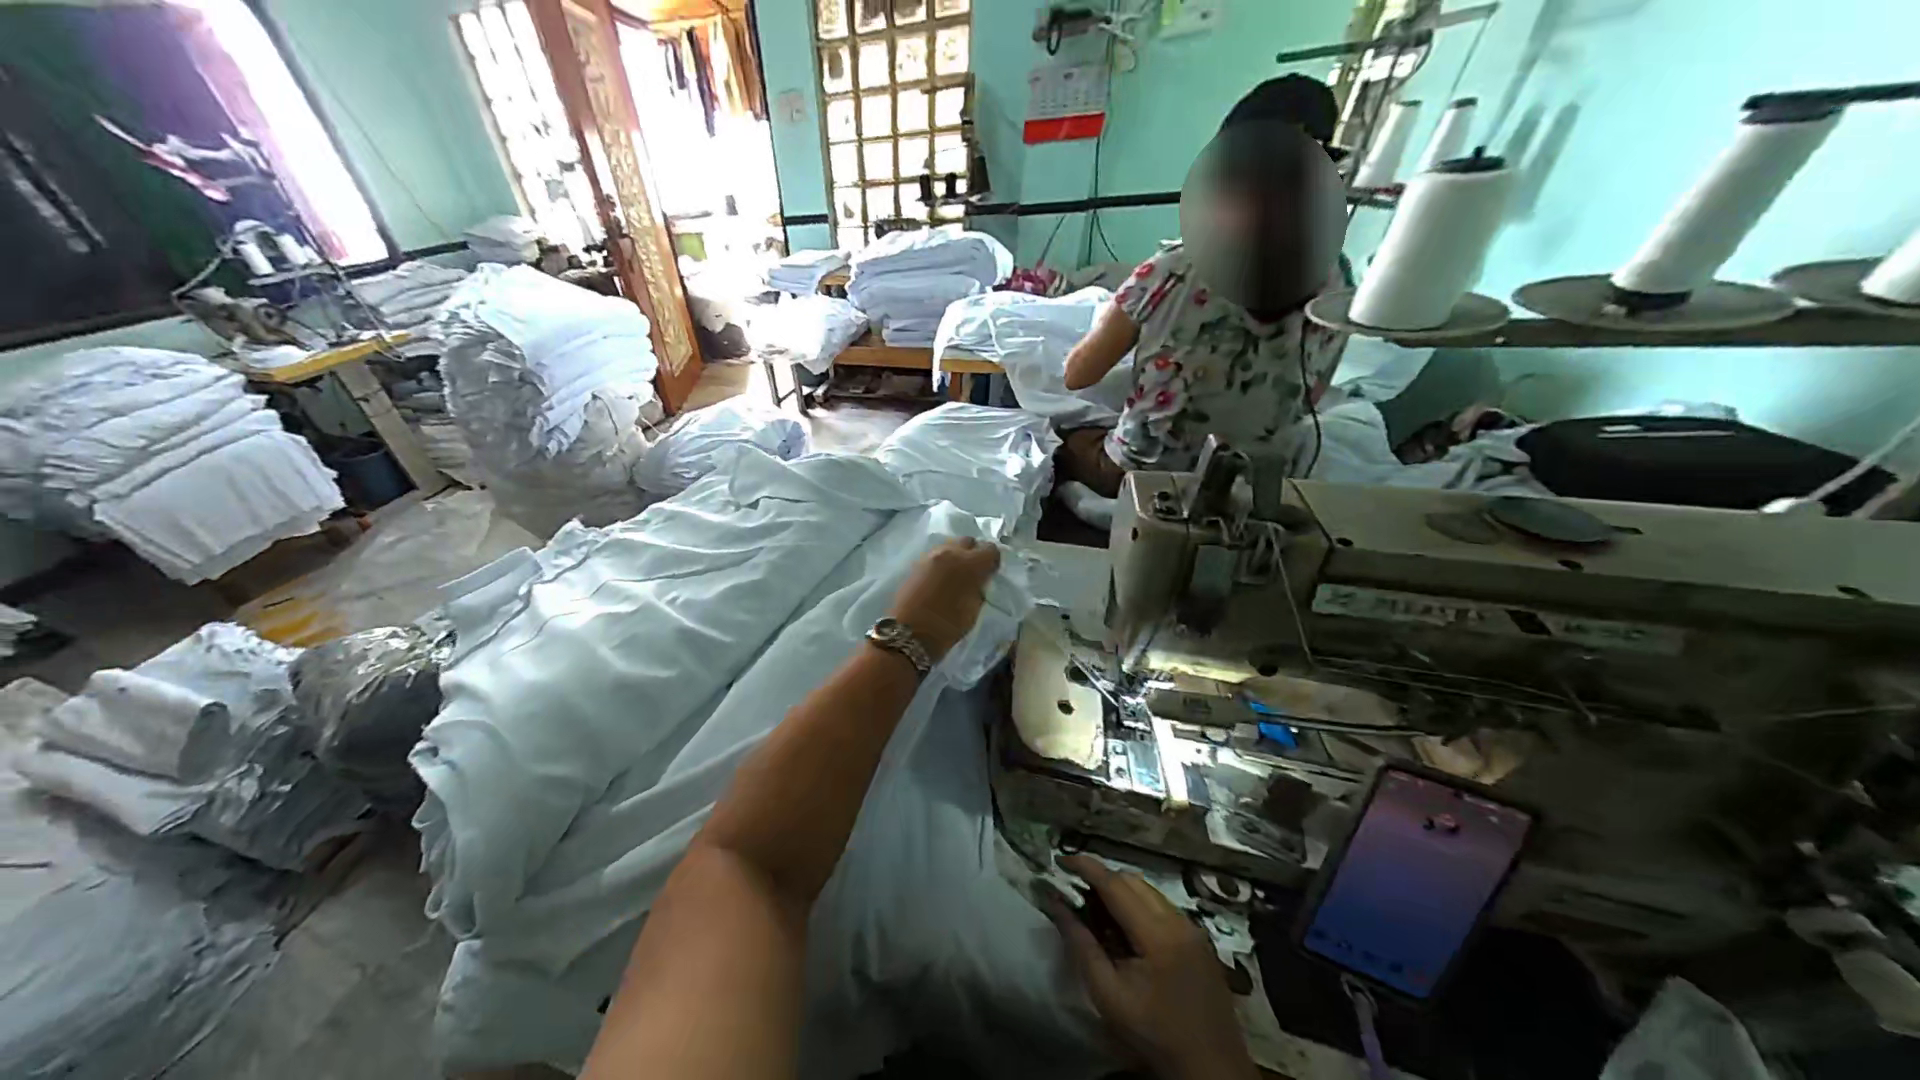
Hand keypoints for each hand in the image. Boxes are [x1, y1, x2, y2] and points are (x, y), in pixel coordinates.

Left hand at [886, 537, 999, 661]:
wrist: (909, 633)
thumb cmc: (947, 626)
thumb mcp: (974, 609)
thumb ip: (979, 588)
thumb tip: (979, 580)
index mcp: (969, 564)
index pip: (990, 549)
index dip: (993, 561)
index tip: (991, 573)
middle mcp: (950, 552)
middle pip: (968, 541)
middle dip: (974, 553)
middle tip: (974, 572)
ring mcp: (930, 556)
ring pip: (950, 545)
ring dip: (957, 556)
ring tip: (956, 575)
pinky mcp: (916, 563)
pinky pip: (936, 555)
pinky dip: (943, 562)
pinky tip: (942, 578)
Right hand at [1045, 855, 1258, 1079]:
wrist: (1211, 1068)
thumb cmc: (1154, 1034)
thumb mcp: (1108, 994)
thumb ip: (1080, 944)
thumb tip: (1056, 903)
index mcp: (1158, 933)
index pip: (1115, 884)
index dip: (1086, 867)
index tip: (1060, 859)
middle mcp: (1179, 920)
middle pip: (1133, 881)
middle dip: (1102, 878)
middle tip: (1074, 891)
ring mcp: (1193, 928)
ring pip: (1149, 890)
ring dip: (1120, 891)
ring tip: (1096, 910)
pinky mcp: (1199, 939)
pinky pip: (1162, 906)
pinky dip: (1138, 905)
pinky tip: (1125, 929)